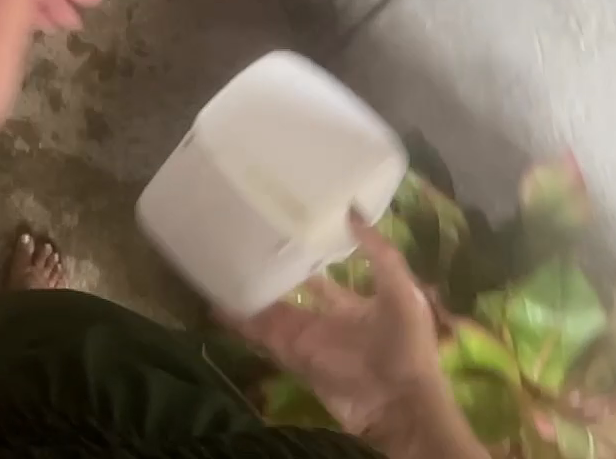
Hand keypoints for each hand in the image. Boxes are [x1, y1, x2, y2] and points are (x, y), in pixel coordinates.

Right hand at [227, 213, 449, 440]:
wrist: (396, 405)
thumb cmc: (404, 347)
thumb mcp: (401, 294)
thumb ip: (380, 253)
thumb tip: (352, 209)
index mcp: (349, 303)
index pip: (320, 272)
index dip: (303, 252)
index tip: (279, 225)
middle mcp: (321, 317)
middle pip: (285, 287)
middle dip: (265, 268)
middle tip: (237, 237)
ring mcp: (301, 335)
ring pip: (264, 306)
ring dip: (242, 289)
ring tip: (213, 260)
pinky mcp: (286, 352)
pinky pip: (255, 332)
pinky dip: (233, 318)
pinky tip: (211, 299)